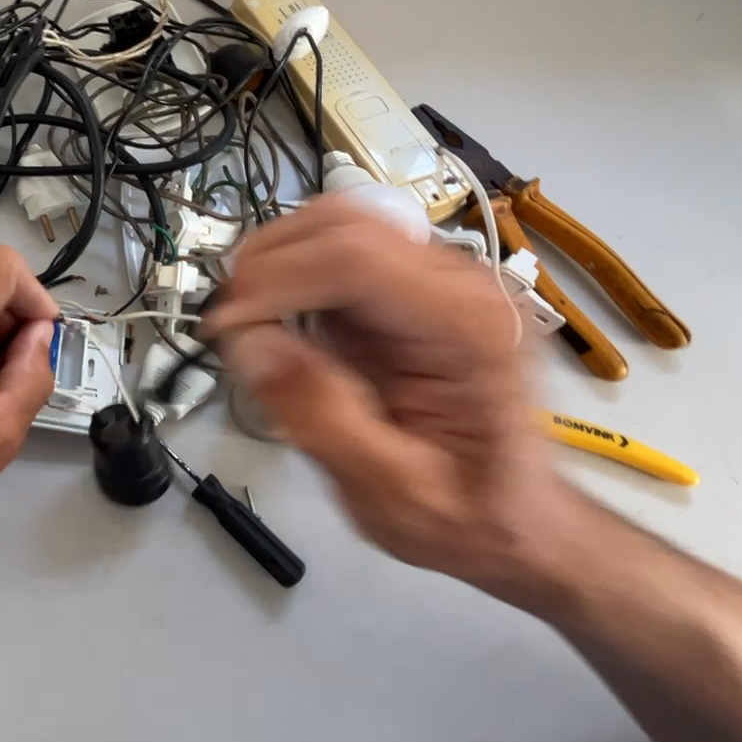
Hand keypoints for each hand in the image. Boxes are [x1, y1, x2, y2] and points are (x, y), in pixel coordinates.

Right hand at [202, 198, 576, 598]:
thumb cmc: (468, 517)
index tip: (226, 327)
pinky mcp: (404, 286)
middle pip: (345, 223)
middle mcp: (459, 285)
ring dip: (274, 259)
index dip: (277, 280)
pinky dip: (288, 269)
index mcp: (469, 328)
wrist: (516, 518)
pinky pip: (335, 248)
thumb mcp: (394, 494)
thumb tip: (252, 344)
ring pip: (335, 223)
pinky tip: (270, 314)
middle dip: (269, 261)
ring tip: (243, 317)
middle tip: (227, 322)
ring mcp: (434, 279)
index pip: (357, 259)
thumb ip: (325, 419)